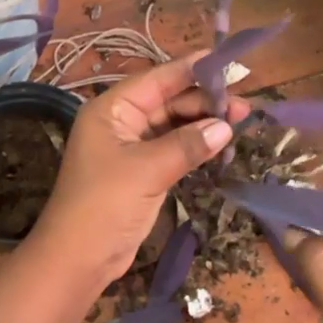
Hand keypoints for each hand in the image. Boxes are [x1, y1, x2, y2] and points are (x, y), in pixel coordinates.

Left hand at [25, 52, 249, 288]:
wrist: (78, 258)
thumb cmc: (104, 204)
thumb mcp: (147, 170)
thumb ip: (187, 145)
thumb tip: (225, 126)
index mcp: (111, 110)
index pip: (156, 80)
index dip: (192, 70)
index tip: (228, 64)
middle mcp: (120, 123)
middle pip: (168, 101)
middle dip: (204, 102)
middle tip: (245, 108)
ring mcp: (131, 148)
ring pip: (173, 126)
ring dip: (203, 124)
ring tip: (241, 124)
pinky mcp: (142, 172)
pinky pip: (174, 149)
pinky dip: (196, 147)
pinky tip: (222, 146)